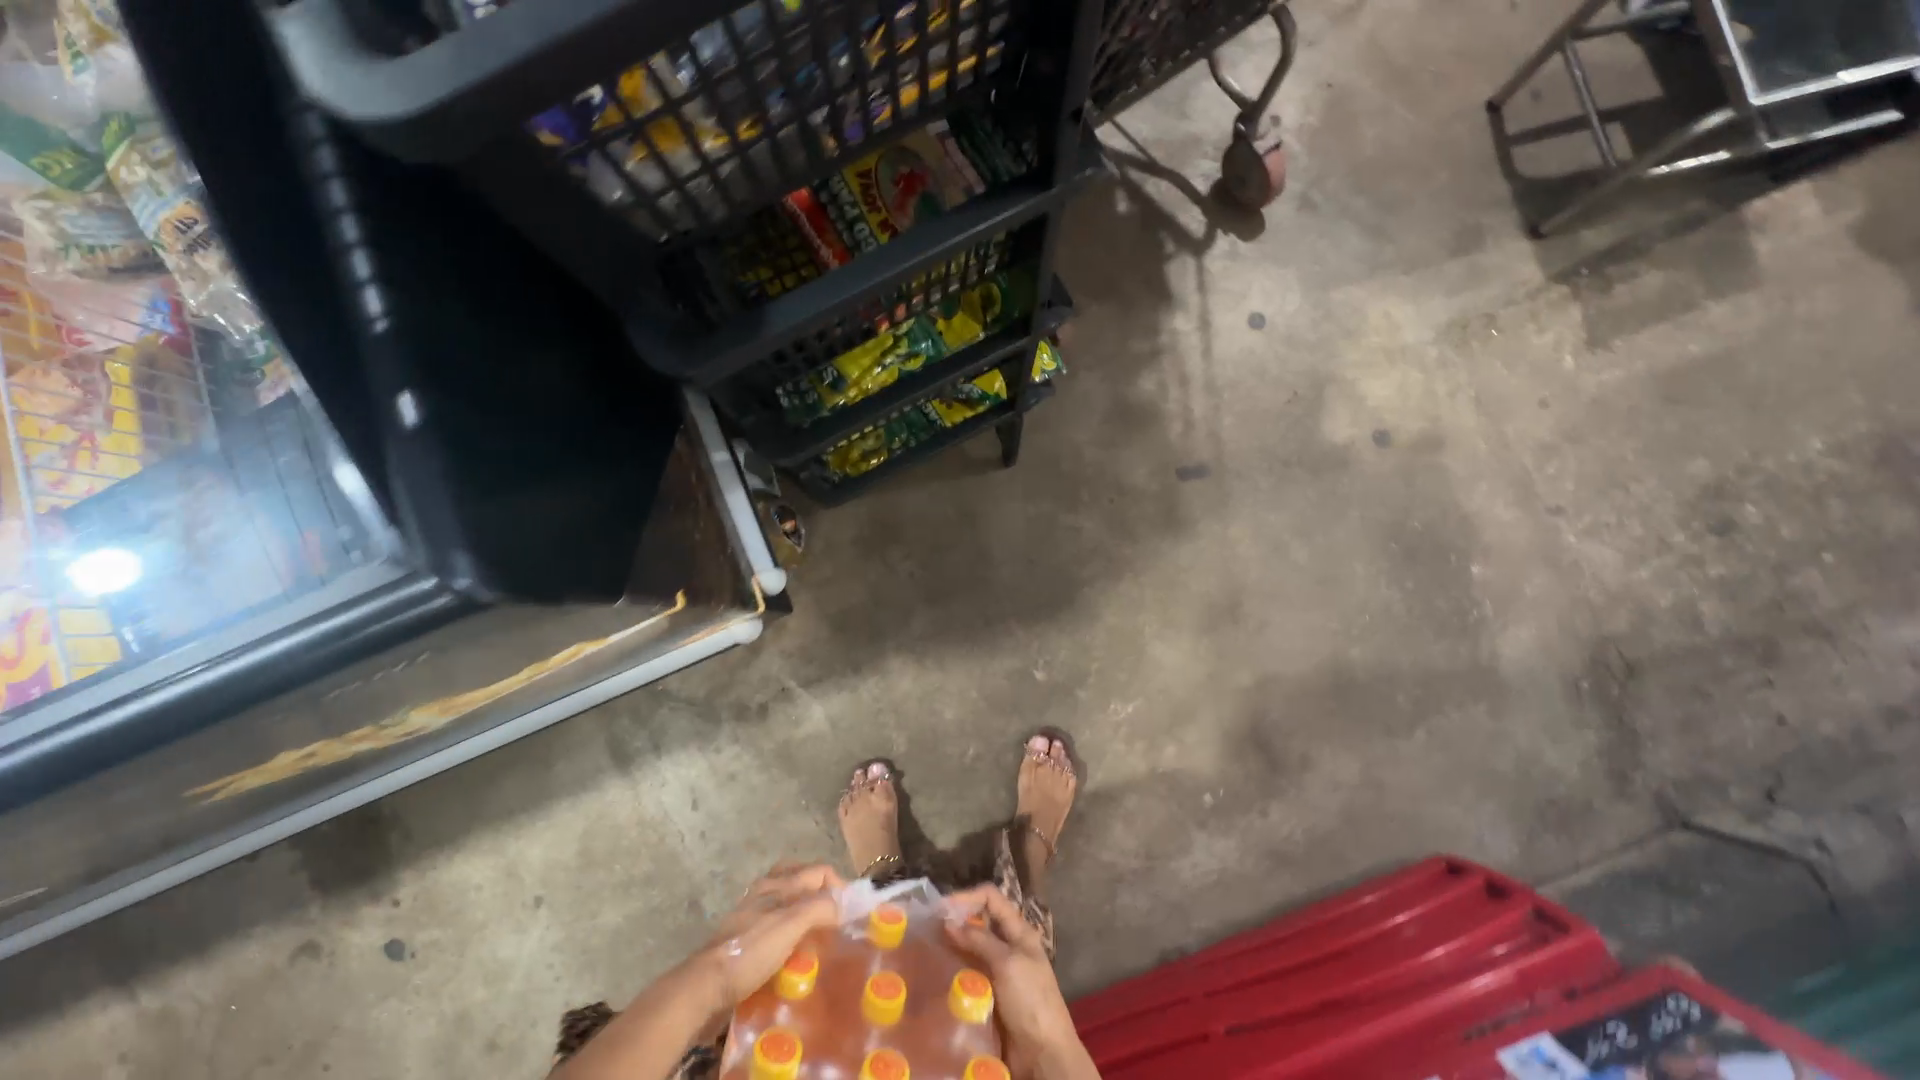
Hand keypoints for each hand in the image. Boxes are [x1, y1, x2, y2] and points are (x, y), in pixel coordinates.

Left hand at [684, 862, 843, 1018]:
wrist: (706, 986)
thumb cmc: (750, 952)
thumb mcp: (790, 926)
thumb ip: (819, 908)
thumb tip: (846, 903)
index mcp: (777, 885)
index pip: (819, 871)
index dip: (841, 886)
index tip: (854, 913)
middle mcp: (765, 893)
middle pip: (798, 876)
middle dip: (821, 889)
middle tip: (837, 913)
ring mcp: (752, 915)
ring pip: (785, 898)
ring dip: (804, 907)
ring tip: (819, 929)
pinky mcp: (744, 937)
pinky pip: (774, 921)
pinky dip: (789, 926)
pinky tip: (795, 948)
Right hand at [945, 884, 1098, 1079]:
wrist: (1042, 1054)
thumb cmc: (1031, 1001)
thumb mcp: (1008, 963)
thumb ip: (980, 940)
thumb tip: (949, 921)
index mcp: (1019, 932)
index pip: (991, 898)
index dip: (968, 897)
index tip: (941, 909)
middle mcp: (1007, 947)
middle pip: (978, 923)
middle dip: (955, 923)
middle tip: (927, 931)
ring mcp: (998, 972)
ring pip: (969, 950)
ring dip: (951, 949)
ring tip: (926, 952)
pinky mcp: (988, 995)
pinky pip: (967, 976)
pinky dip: (952, 973)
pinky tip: (935, 977)